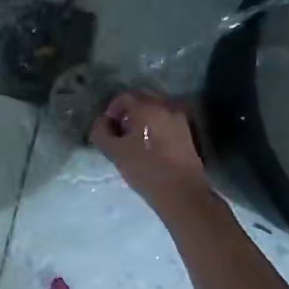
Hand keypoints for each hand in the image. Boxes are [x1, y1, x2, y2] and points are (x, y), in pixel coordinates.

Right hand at [90, 92, 211, 203]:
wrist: (181, 191)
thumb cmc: (144, 169)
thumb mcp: (113, 151)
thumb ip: (101, 132)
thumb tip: (102, 122)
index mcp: (146, 108)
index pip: (124, 97)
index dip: (111, 110)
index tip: (107, 128)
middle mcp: (165, 107)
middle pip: (142, 98)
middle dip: (128, 111)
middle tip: (119, 130)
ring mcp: (179, 119)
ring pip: (156, 109)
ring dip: (142, 117)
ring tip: (134, 138)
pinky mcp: (187, 132)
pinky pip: (165, 120)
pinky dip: (155, 124)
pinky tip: (149, 143)